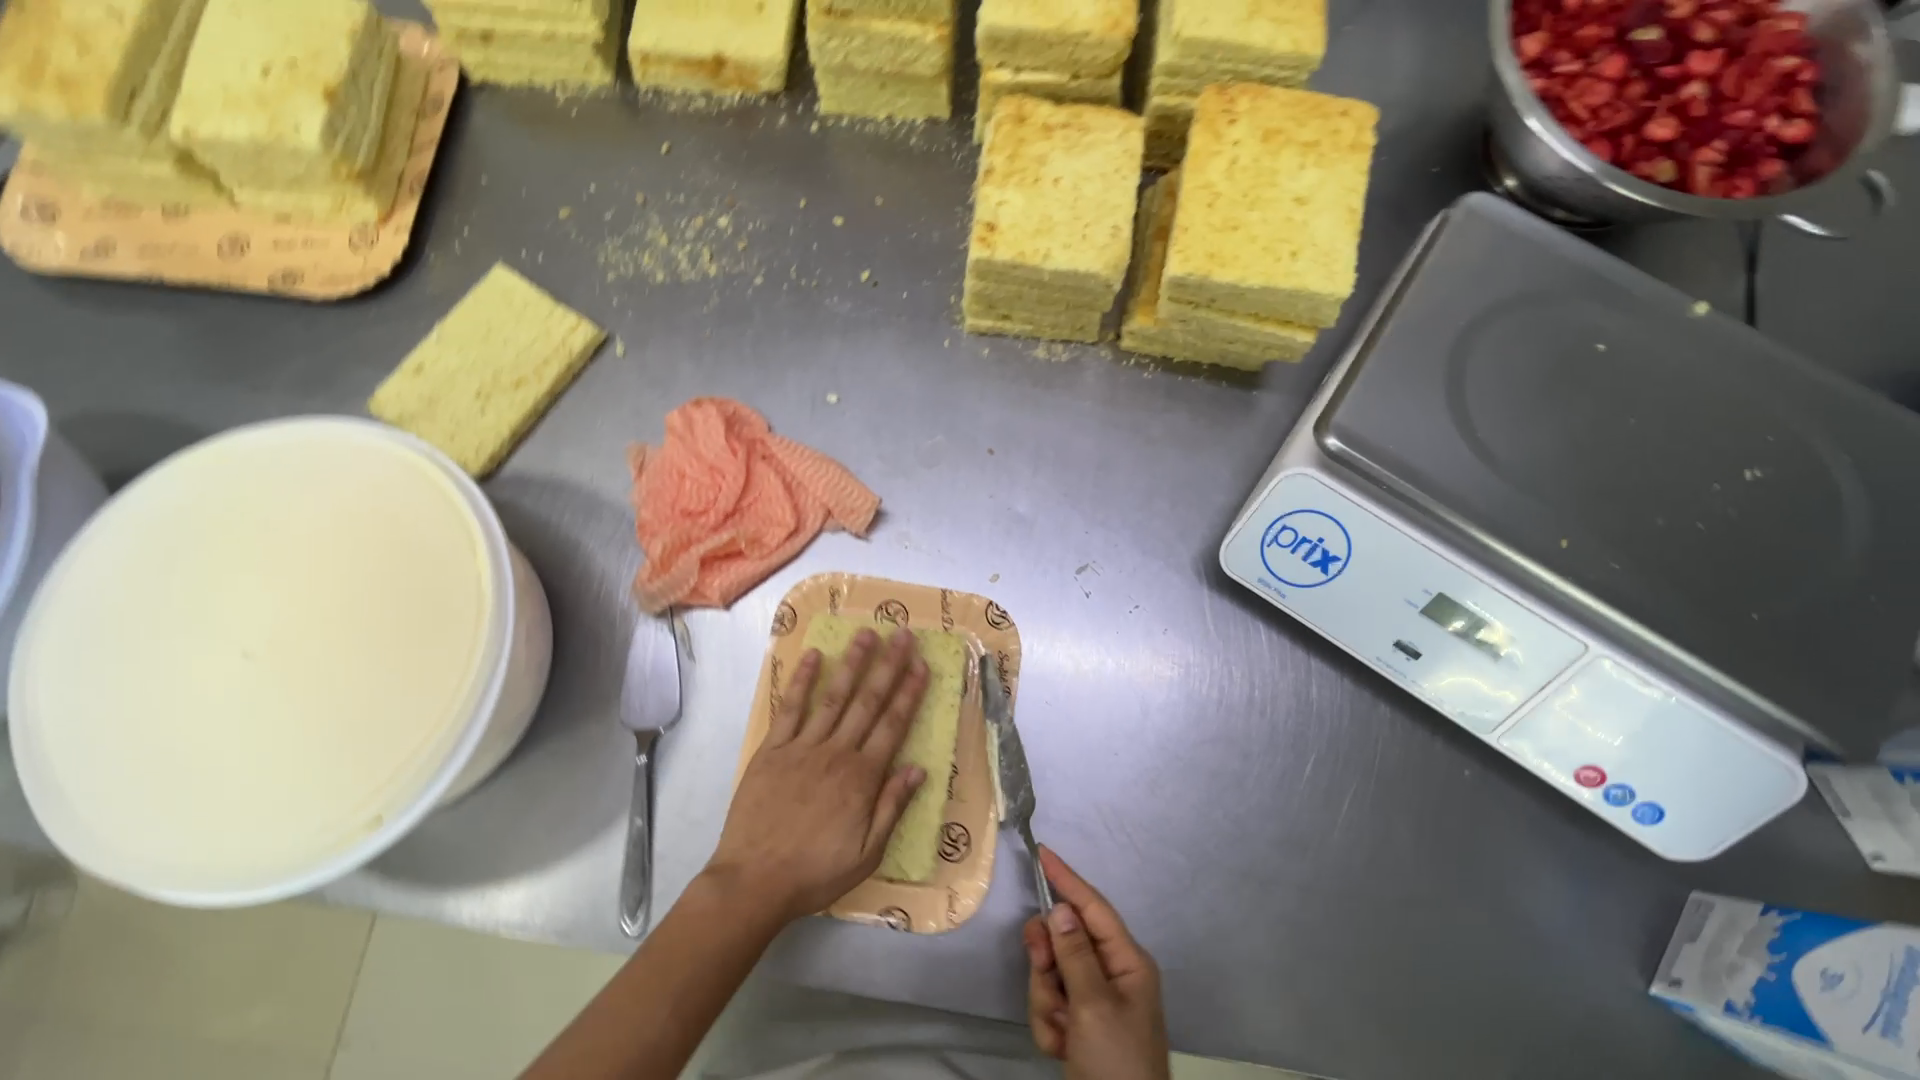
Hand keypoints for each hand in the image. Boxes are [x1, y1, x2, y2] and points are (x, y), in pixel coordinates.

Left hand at [704, 627, 929, 924]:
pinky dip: (802, 681)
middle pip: (868, 702)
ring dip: (851, 663)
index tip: (921, 664)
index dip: (910, 693)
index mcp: (862, 778)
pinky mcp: (771, 751)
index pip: (893, 725)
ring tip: (866, 634)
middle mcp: (836, 753)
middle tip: (902, 634)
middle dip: (888, 666)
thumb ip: (892, 807)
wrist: (754, 881)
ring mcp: (801, 748)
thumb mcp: (867, 853)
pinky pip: (790, 709)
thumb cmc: (815, 873)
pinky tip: (813, 657)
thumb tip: (918, 769)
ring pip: (832, 697)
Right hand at [1024, 848, 1169, 1079]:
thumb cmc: (1116, 1061)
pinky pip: (1049, 1004)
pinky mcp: (1079, 1023)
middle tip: (1045, 978)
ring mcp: (1095, 1000)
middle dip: (1048, 964)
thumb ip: (1074, 954)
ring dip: (1047, 1004)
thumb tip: (1061, 908)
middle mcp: (1112, 973)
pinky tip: (1062, 1049)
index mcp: (1127, 962)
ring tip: (1061, 1035)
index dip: (1067, 879)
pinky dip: (1049, 1026)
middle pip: (1064, 942)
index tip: (1042, 852)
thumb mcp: (1093, 1006)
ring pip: (1050, 975)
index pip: (1093, 908)